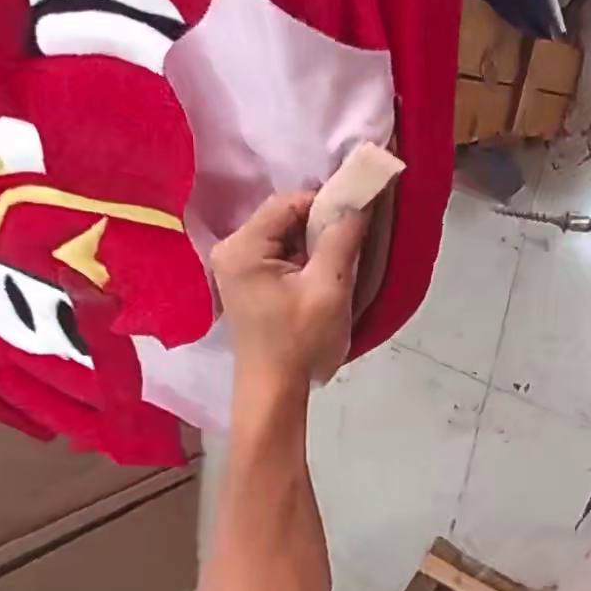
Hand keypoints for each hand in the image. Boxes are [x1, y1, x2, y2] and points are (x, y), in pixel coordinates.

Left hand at [209, 191, 368, 382]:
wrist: (276, 390)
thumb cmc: (301, 340)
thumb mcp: (330, 288)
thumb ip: (342, 238)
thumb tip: (359, 199)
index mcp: (243, 247)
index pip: (289, 202)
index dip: (326, 204)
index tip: (358, 218)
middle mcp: (231, 248)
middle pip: (285, 217)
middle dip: (321, 224)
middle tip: (354, 239)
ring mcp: (236, 265)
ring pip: (286, 234)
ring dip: (316, 241)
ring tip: (342, 258)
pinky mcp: (248, 280)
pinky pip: (281, 252)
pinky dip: (306, 256)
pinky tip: (324, 272)